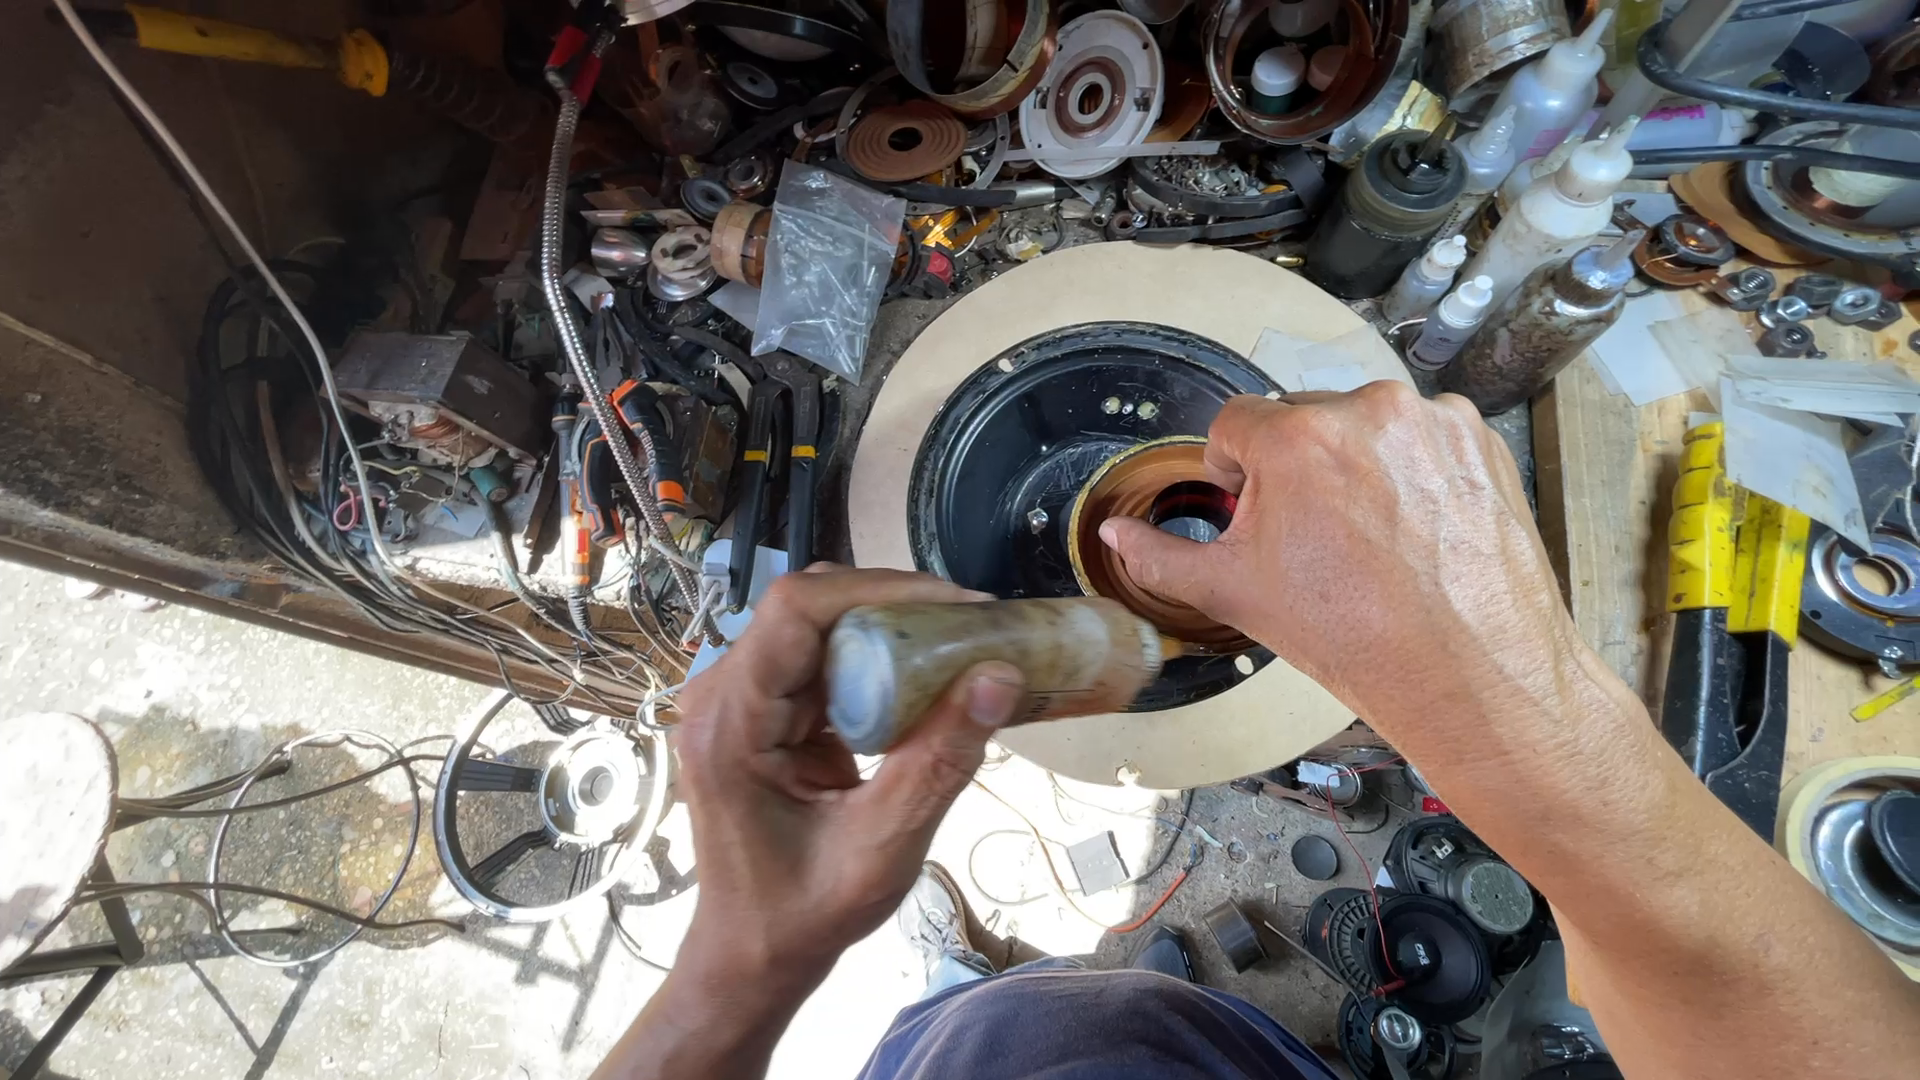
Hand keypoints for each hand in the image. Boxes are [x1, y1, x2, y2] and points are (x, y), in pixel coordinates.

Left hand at [669, 566, 1023, 991]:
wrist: (750, 952)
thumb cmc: (803, 914)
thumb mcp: (883, 848)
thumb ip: (940, 761)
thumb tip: (1000, 675)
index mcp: (730, 723)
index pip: (796, 611)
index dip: (879, 589)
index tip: (957, 607)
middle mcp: (721, 693)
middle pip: (808, 606)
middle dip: (893, 603)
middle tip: (968, 624)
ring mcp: (736, 696)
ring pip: (817, 621)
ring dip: (888, 624)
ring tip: (955, 640)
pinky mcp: (758, 704)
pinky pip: (819, 652)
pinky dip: (874, 652)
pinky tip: (919, 671)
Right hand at [1097, 384, 1580, 761]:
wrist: (1465, 671)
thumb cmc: (1346, 631)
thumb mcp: (1229, 591)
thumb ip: (1157, 555)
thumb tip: (1113, 533)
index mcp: (1296, 440)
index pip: (1234, 420)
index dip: (1232, 467)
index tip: (1250, 505)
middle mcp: (1367, 411)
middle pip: (1297, 419)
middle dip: (1290, 465)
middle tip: (1307, 531)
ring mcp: (1431, 421)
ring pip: (1357, 425)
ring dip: (1346, 462)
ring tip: (1362, 532)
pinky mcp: (1476, 439)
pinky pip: (1415, 434)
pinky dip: (1403, 466)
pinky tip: (1406, 524)